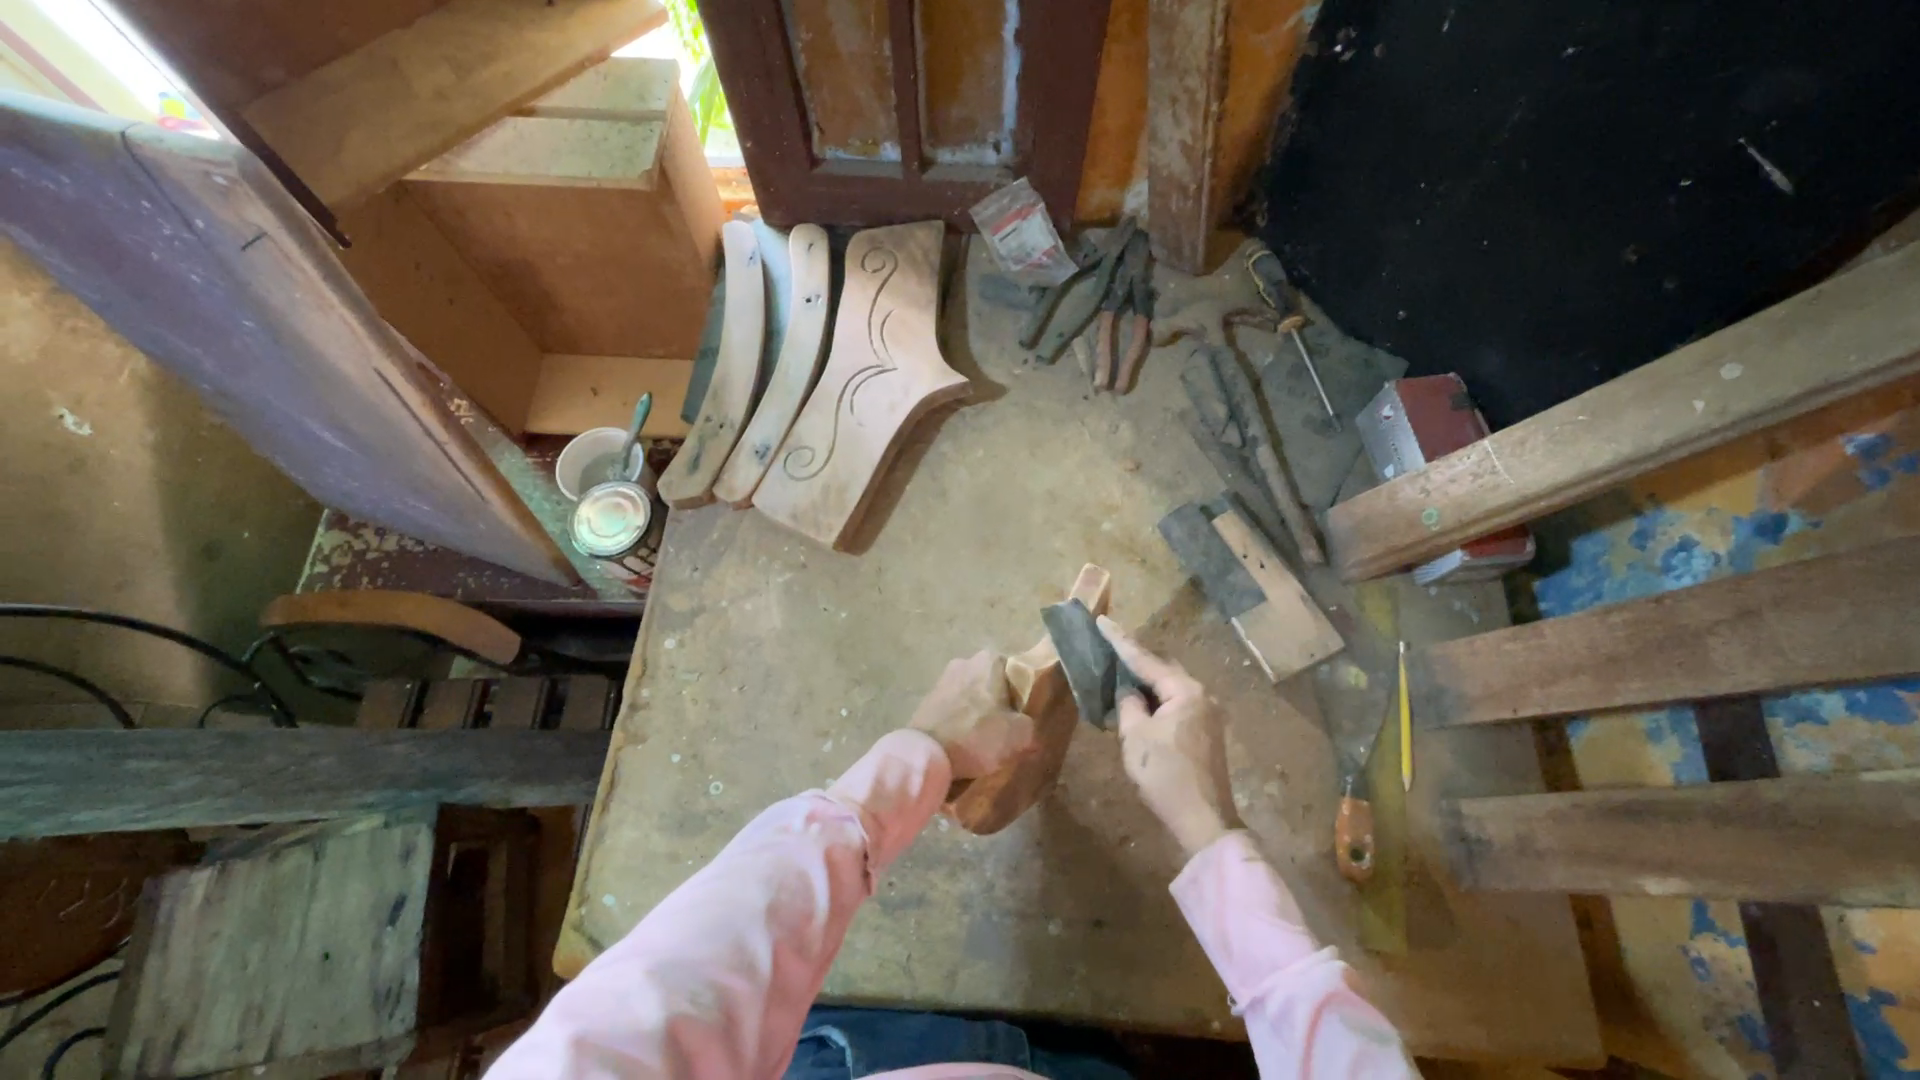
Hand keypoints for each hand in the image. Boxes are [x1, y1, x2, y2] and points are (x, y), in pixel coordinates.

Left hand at [910, 650, 1037, 779]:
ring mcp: (943, 679)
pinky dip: (961, 721)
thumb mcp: (1019, 735)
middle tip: (1006, 732)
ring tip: (983, 741)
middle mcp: (965, 661)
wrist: (927, 754)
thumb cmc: (978, 736)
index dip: (1024, 699)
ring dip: (979, 714)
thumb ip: (1030, 727)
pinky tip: (963, 741)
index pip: (1019, 674)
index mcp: (991, 660)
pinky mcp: (927, 698)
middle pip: (994, 685)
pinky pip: (954, 708)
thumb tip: (1028, 731)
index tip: (1023, 719)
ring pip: (973, 697)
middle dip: (1000, 705)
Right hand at [1098, 615, 1241, 857]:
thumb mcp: (1136, 736)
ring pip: (1169, 689)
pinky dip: (1155, 702)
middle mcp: (1202, 696)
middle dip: (1135, 661)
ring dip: (1144, 685)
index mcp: (1186, 691)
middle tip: (1108, 650)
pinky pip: (1175, 705)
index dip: (1120, 641)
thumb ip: (1128, 704)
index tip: (1102, 621)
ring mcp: (1207, 715)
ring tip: (1118, 678)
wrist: (1203, 820)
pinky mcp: (1205, 733)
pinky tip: (1137, 706)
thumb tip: (1128, 693)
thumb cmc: (1166, 774)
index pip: (1145, 659)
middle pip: (1162, 669)